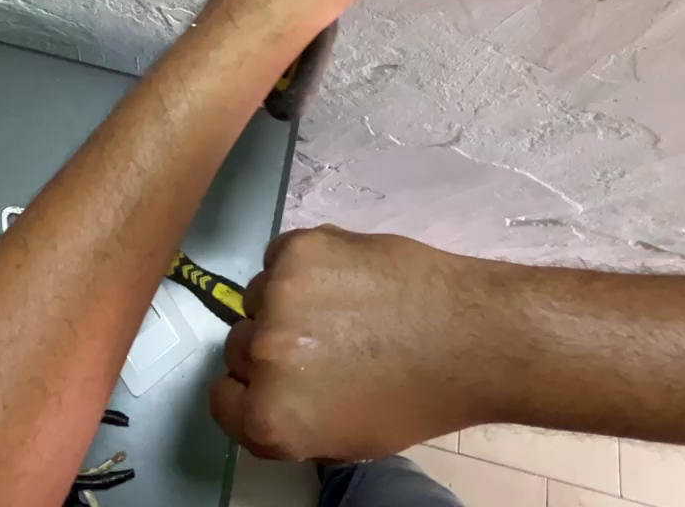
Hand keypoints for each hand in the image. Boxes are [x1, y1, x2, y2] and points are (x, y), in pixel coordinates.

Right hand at [209, 226, 511, 461]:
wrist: (464, 334)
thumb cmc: (412, 398)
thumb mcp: (344, 438)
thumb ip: (289, 418)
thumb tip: (267, 390)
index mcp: (270, 416)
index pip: (221, 399)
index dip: (250, 391)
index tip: (279, 381)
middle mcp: (261, 354)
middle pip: (238, 345)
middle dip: (269, 347)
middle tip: (316, 344)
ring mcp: (277, 294)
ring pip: (256, 296)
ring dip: (283, 302)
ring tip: (334, 305)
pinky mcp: (297, 247)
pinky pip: (277, 256)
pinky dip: (299, 265)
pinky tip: (340, 275)